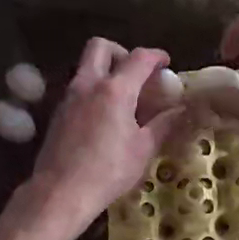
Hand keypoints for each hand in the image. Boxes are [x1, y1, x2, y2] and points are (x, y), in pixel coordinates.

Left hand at [27, 38, 182, 229]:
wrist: (60, 192)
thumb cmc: (108, 171)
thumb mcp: (143, 149)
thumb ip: (163, 124)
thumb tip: (181, 110)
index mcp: (115, 90)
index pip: (138, 58)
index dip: (156, 56)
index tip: (166, 62)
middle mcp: (88, 84)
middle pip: (100, 47)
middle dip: (121, 52)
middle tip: (136, 73)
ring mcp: (69, 97)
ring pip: (85, 66)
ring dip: (105, 71)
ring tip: (122, 97)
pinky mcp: (57, 113)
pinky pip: (77, 88)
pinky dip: (93, 90)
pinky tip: (103, 116)